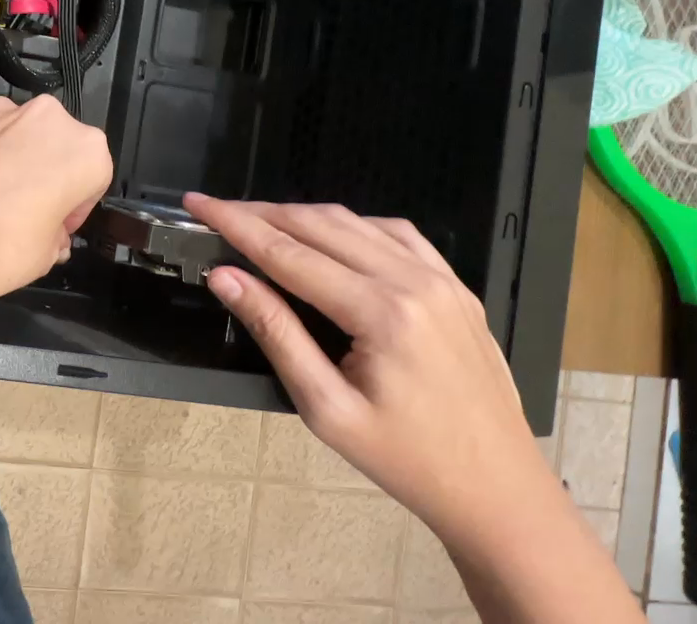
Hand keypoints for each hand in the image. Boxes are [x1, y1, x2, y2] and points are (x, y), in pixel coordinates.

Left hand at [0, 95, 111, 299]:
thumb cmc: (2, 243)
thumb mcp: (47, 255)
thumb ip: (56, 235)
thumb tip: (48, 232)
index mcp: (86, 149)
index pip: (94, 179)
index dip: (75, 208)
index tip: (57, 229)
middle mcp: (50, 118)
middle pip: (58, 148)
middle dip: (47, 176)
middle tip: (27, 214)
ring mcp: (3, 111)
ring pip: (21, 137)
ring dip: (15, 161)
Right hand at [185, 195, 552, 539]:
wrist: (500, 492)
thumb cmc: (405, 460)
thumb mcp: (325, 407)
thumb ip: (274, 332)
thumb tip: (224, 277)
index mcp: (382, 313)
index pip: (287, 252)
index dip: (234, 223)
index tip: (196, 203)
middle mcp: (415, 282)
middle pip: (318, 225)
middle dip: (259, 212)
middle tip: (213, 210)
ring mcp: (442, 281)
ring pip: (355, 221)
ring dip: (299, 214)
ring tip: (256, 220)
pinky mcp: (456, 288)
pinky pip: (396, 234)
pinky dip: (349, 223)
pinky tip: (326, 234)